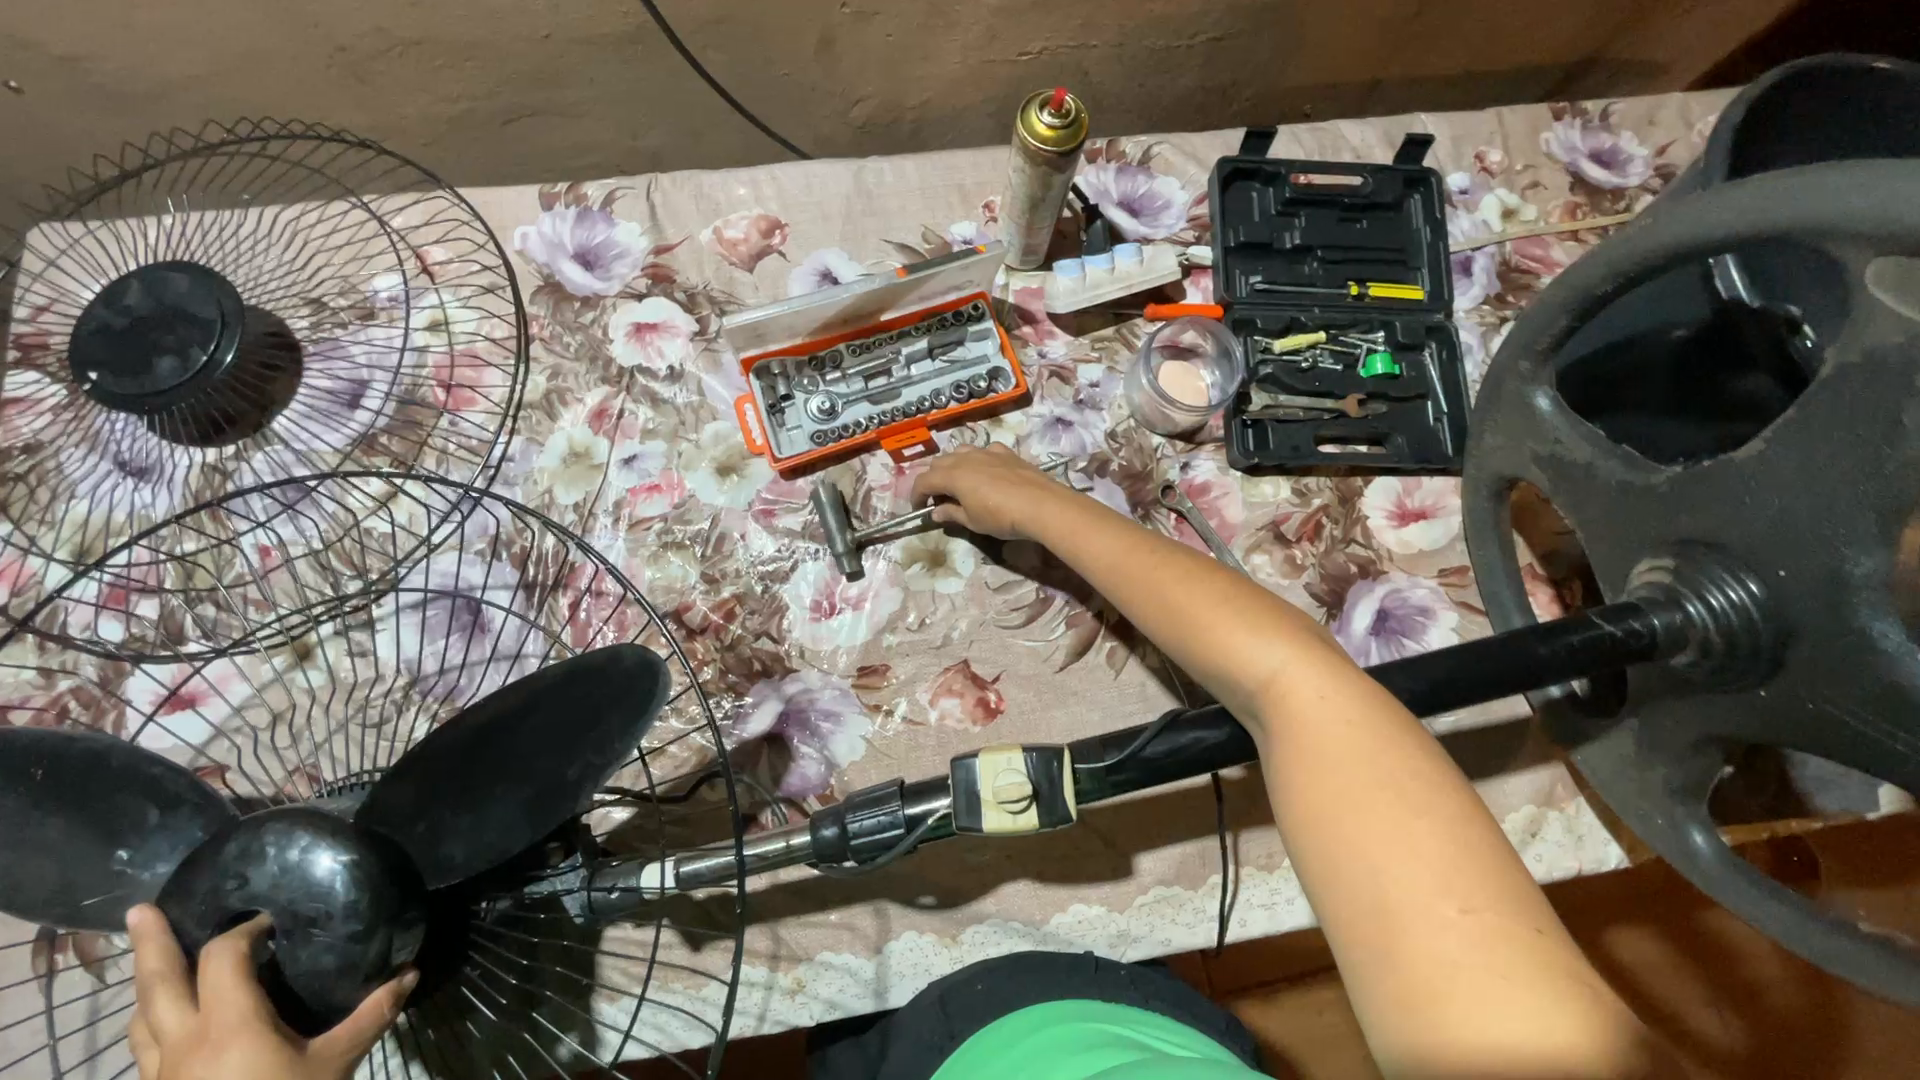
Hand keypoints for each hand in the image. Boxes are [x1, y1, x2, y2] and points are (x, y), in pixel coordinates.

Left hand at [127, 904, 415, 1079]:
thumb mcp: (335, 1063)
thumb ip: (370, 1015)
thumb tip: (410, 971)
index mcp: (228, 1024)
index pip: (223, 958)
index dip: (245, 930)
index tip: (272, 919)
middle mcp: (183, 1041)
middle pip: (158, 983)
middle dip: (151, 943)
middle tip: (140, 908)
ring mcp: (161, 1072)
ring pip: (139, 1018)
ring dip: (145, 983)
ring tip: (150, 959)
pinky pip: (145, 1045)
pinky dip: (150, 1020)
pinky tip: (164, 1021)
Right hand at [910, 444, 1074, 540]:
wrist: (1042, 505)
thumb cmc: (1002, 517)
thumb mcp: (972, 521)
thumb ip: (951, 514)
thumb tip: (935, 513)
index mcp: (952, 476)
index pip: (923, 480)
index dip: (916, 495)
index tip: (918, 508)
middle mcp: (966, 458)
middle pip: (939, 462)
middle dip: (933, 479)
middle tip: (938, 498)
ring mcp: (988, 451)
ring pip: (960, 451)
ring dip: (953, 465)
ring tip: (959, 483)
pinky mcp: (1007, 452)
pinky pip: (985, 450)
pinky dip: (978, 459)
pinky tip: (986, 472)